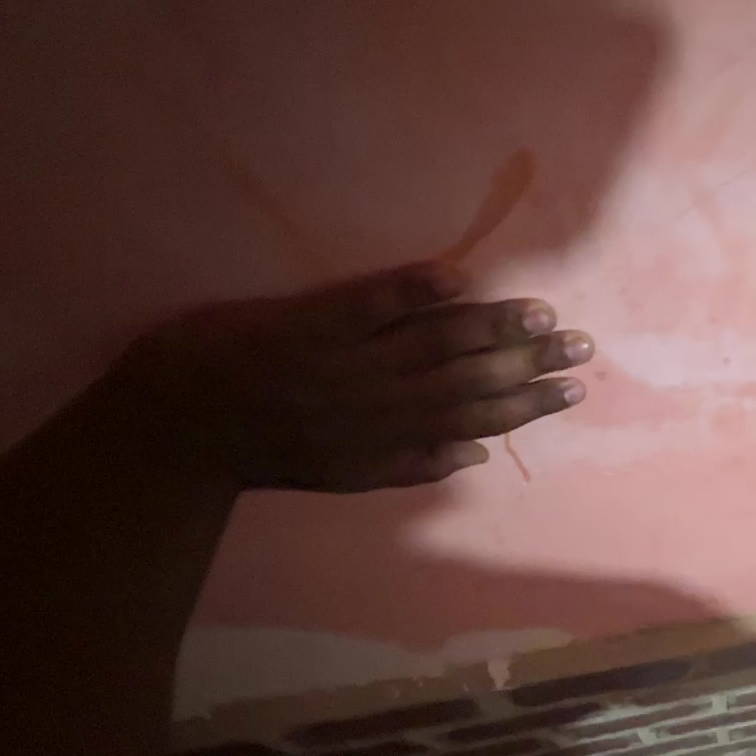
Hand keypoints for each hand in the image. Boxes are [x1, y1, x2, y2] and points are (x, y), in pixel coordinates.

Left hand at [110, 261, 591, 491]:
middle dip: (530, 363)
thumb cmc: (267, 454)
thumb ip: (413, 468)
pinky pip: (366, 307)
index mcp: (394, 441)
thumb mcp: (348, 477)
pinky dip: (412, 292)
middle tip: (579, 345)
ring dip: (492, 328)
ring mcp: (346, 361)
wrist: (175, 432)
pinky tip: (458, 278)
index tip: (573, 390)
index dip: (530, 404)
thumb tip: (480, 459)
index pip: (478, 419)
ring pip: (433, 344)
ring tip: (541, 314)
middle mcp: (383, 404)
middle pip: (470, 379)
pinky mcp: (306, 325)